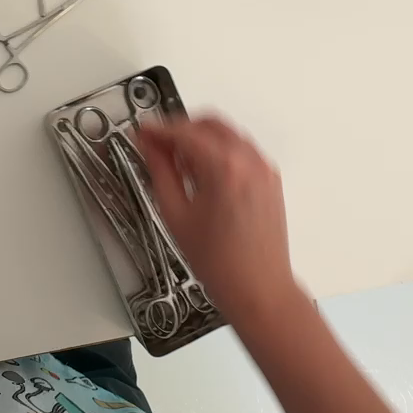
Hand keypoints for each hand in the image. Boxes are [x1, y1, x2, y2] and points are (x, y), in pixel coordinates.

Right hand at [137, 115, 299, 321]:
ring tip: (176, 161)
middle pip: (208, 123)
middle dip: (179, 128)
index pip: (184, 133)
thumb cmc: (221, 263)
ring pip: (225, 133)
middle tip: (156, 143)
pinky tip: (201, 172)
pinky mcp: (269, 178)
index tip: (142, 133)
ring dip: (199, 137)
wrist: (259, 288)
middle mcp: (249, 161)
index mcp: (224, 168)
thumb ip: (160, 172)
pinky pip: (240, 149)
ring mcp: (263, 168)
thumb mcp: (176, 214)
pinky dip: (218, 150)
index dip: (157, 130)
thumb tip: (149, 148)